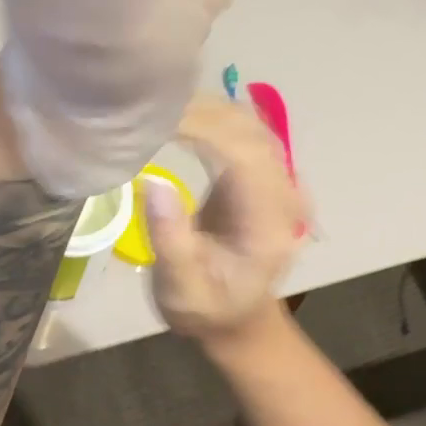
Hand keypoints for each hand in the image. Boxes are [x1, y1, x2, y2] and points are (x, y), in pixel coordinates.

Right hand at [144, 96, 307, 344]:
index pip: (244, 154)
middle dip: (199, 110)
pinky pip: (239, 126)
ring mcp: (274, 178)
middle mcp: (282, 193)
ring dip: (202, 106)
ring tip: (153, 105)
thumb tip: (153, 182)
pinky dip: (207, 112)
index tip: (156, 117)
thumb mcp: (183, 291)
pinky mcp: (257, 169)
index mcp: (268, 222)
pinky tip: (174, 110)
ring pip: (246, 120)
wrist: (238, 319)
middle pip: (248, 129)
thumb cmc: (206, 308)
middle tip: (144, 107)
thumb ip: (171, 241)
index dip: (204, 127)